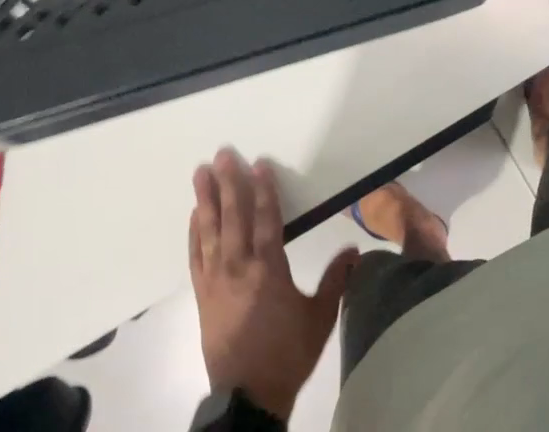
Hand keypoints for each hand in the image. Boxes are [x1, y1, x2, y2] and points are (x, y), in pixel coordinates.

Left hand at [188, 148, 358, 419]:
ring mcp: (216, 279)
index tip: (260, 164)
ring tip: (200, 173)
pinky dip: (194, 233)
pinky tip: (194, 216)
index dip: (264, 190)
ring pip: (210, 230)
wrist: (248, 394)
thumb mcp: (320, 318)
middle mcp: (239, 267)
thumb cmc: (288, 354)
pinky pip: (195, 255)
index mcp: (269, 269)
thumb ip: (335, 281)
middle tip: (223, 154)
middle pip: (233, 216)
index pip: (267, 219)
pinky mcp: (202, 294)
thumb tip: (354, 250)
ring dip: (206, 199)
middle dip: (229, 183)